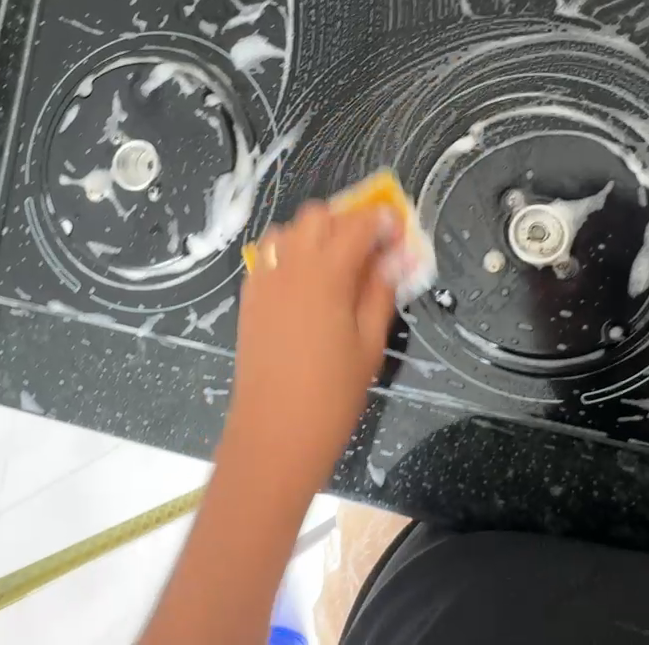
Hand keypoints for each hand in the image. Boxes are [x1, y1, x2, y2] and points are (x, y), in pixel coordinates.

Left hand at [225, 201, 406, 482]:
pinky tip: (304, 284)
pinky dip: (289, 254)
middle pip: (318, 215)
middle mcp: (291, 265)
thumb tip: (397, 257)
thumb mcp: (369, 344)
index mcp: (326, 273)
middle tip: (368, 250)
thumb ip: (381, 292)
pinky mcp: (250, 297)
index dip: (382, 220)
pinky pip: (269, 255)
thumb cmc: (332, 395)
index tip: (399, 230)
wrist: (273, 433)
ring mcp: (265, 278)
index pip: (358, 225)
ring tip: (334, 264)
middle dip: (346, 221)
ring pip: (288, 230)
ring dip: (314, 234)